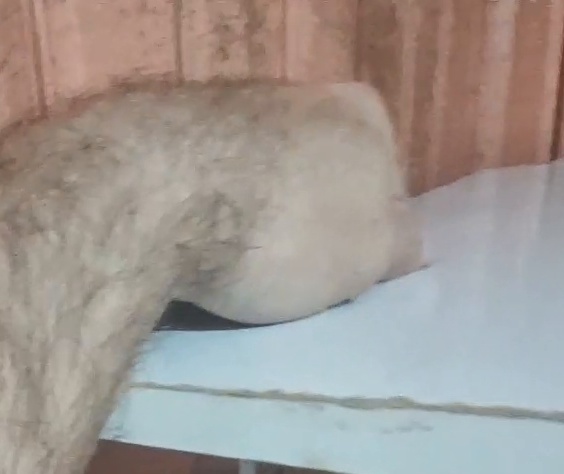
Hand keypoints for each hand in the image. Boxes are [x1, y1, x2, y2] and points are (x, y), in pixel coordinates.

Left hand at [178, 81, 423, 324]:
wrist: (160, 200)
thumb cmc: (284, 229)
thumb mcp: (367, 254)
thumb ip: (395, 246)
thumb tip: (403, 247)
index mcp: (361, 114)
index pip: (383, 185)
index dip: (364, 239)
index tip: (339, 280)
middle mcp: (293, 101)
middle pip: (309, 184)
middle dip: (299, 230)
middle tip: (282, 283)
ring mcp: (220, 118)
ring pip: (248, 190)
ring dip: (242, 229)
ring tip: (226, 280)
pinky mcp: (159, 147)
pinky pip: (192, 201)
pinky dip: (193, 228)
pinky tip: (184, 262)